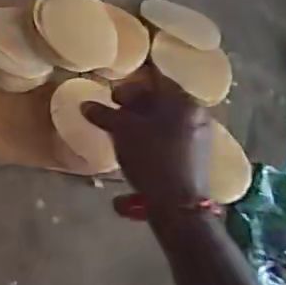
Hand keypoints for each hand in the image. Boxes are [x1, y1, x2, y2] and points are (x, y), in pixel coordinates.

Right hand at [83, 79, 212, 215]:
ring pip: (166, 119)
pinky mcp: (197, 155)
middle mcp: (196, 114)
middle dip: (135, 104)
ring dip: (143, 121)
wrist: (177, 204)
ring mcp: (200, 136)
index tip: (112, 96)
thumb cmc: (150, 157)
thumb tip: (85, 104)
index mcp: (182, 101)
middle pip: (161, 100)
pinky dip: (153, 135)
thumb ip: (103, 114)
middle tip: (113, 112)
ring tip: (121, 132)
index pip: (155, 80)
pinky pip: (172, 135)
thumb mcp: (121, 131)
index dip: (130, 86)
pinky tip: (136, 147)